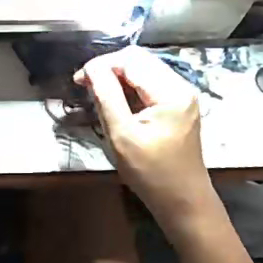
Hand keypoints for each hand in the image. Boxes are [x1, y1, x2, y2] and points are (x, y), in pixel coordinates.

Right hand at [76, 47, 218, 228]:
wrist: (183, 202)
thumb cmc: (151, 174)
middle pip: (139, 61)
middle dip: (109, 68)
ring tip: (95, 91)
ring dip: (118, 76)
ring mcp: (181, 95)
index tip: (79, 79)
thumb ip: (106, 96)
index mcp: (171, 92)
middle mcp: (181, 86)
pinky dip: (129, 87)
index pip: (131, 60)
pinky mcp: (178, 105)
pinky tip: (114, 100)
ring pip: (144, 70)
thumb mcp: (122, 135)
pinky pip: (150, 84)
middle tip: (84, 84)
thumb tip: (91, 68)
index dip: (102, 65)